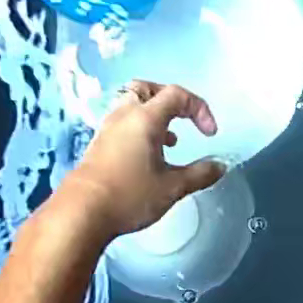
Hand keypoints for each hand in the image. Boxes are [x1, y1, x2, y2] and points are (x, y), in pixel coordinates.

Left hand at [55, 81, 226, 240]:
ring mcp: (108, 129)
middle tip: (184, 119)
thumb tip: (220, 166)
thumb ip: (200, 174)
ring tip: (170, 141)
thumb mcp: (173, 187)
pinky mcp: (99, 145)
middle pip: (148, 89)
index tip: (210, 134)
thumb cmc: (130, 196)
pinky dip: (141, 129)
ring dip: (155, 116)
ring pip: (133, 106)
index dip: (199, 108)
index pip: (177, 95)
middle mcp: (124, 116)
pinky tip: (149, 157)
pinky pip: (124, 124)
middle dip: (171, 100)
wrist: (81, 213)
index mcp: (146, 118)